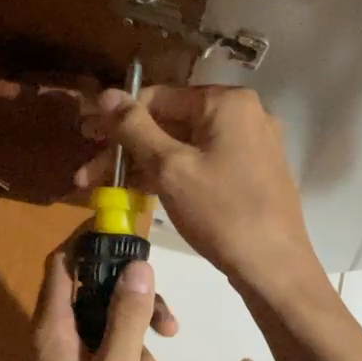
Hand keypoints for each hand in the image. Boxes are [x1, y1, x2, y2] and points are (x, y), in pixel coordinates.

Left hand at [25, 252, 158, 360]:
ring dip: (134, 336)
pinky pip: (106, 359)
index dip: (91, 241)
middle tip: (168, 319)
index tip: (130, 233)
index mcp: (52, 330)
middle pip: (92, 294)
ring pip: (104, 328)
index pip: (63, 263)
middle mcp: (54, 341)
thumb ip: (125, 320)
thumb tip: (138, 265)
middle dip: (132, 298)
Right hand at [84, 85, 321, 295]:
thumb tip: (107, 94)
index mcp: (227, 103)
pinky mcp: (252, 174)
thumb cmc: (221, 213)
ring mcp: (252, 145)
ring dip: (145, 165)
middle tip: (89, 173)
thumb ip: (135, 129)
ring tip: (106, 189)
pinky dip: (173, 176)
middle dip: (128, 148)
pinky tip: (143, 194)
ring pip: (185, 147)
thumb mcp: (170, 169)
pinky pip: (203, 164)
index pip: (159, 97)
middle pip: (171, 122)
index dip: (118, 119)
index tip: (87, 139)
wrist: (274, 267)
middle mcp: (245, 114)